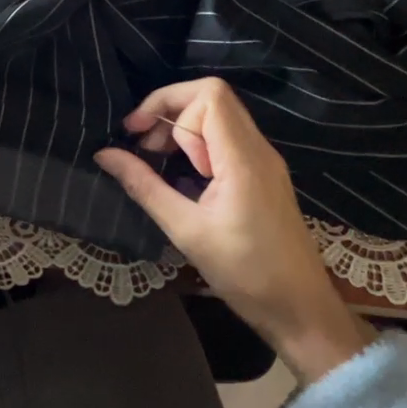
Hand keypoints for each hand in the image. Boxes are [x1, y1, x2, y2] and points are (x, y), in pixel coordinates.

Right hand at [96, 78, 371, 382]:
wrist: (303, 312)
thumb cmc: (245, 274)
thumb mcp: (185, 231)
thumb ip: (144, 186)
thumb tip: (104, 154)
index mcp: (243, 159)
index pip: (208, 95)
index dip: (166, 103)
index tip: (138, 133)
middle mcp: (258, 150)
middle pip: (212, 99)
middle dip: (169, 113)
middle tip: (143, 147)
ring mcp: (265, 161)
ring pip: (219, 117)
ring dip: (182, 129)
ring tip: (158, 161)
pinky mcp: (263, 175)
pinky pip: (227, 139)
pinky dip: (198, 145)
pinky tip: (183, 174)